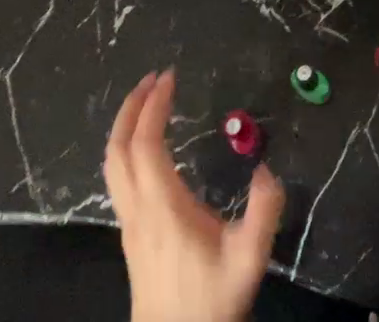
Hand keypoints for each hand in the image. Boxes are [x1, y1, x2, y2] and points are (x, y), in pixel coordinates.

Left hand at [104, 69, 285, 321]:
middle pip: (117, 149)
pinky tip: (146, 147)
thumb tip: (267, 170)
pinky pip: (118, 178)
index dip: (154, 107)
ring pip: (111, 165)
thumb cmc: (211, 299)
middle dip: (131, 107)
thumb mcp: (249, 257)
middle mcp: (138, 210)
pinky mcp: (131, 235)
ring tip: (147, 102)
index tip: (169, 77)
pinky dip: (126, 149)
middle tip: (153, 78)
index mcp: (162, 208)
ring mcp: (129, 223)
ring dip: (124, 126)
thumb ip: (264, 211)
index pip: (146, 145)